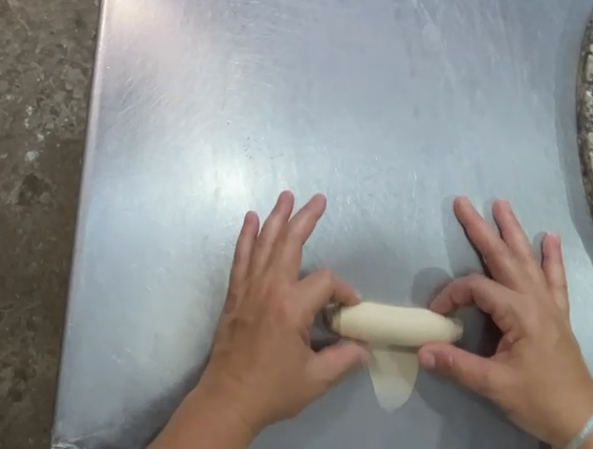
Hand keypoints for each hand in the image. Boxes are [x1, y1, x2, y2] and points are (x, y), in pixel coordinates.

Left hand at [152, 192, 368, 448]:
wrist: (229, 398)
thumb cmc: (273, 389)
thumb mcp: (316, 380)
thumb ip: (343, 360)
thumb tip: (363, 347)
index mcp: (292, 307)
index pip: (325, 282)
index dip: (343, 291)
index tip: (351, 308)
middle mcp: (270, 287)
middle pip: (290, 243)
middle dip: (306, 218)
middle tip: (318, 199)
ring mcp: (249, 286)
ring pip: (264, 242)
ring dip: (276, 217)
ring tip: (286, 195)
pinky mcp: (235, 292)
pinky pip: (241, 255)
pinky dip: (246, 235)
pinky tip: (250, 218)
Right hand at [418, 198, 592, 446]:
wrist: (584, 422)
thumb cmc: (540, 401)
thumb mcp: (495, 386)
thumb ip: (458, 365)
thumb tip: (422, 351)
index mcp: (519, 314)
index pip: (476, 288)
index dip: (451, 296)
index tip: (437, 314)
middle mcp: (535, 301)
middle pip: (502, 257)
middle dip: (481, 228)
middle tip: (463, 202)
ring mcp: (549, 306)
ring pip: (527, 260)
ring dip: (514, 231)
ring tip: (502, 204)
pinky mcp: (558, 315)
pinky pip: (555, 279)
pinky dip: (553, 257)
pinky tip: (551, 238)